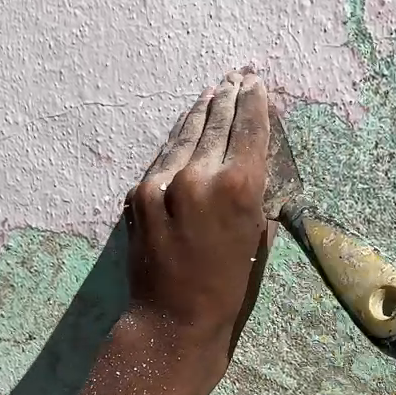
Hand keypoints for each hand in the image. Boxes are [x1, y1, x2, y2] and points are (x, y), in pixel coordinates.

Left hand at [122, 70, 272, 381]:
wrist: (172, 318)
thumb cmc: (229, 285)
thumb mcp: (257, 234)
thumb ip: (256, 191)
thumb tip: (255, 157)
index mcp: (239, 187)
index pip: (249, 129)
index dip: (254, 101)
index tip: (256, 81)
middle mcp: (200, 176)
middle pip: (217, 123)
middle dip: (229, 97)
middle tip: (236, 75)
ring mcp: (163, 183)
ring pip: (187, 133)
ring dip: (202, 110)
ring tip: (213, 90)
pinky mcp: (139, 193)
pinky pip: (164, 156)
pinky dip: (179, 138)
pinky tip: (187, 125)